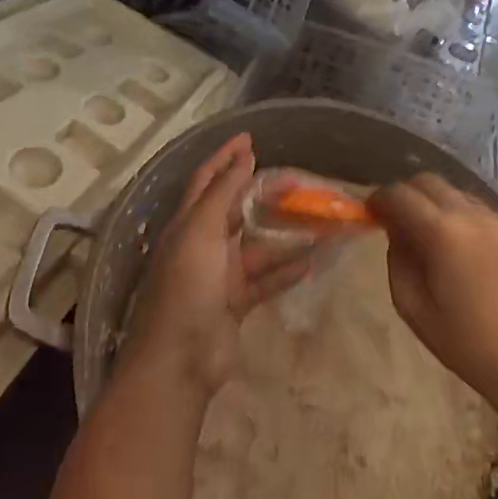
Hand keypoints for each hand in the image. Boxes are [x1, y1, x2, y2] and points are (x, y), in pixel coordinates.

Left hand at [122, 134, 313, 394]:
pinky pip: (265, 280)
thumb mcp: (201, 231)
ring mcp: (220, 275)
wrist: (180, 359)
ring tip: (317, 221)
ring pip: (257, 247)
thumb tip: (244, 158)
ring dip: (284, 235)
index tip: (250, 139)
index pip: (207, 180)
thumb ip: (222, 193)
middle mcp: (203, 244)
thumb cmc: (187, 287)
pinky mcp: (235, 303)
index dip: (225, 157)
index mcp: (188, 223)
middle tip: (297, 179)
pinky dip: (286, 271)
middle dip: (263, 193)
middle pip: (237, 210)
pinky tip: (313, 260)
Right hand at [369, 175, 497, 423]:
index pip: (401, 196)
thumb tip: (397, 231)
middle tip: (399, 217)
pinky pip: (489, 217)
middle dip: (409, 193)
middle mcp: (475, 217)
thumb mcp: (412, 307)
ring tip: (438, 238)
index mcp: (443, 234)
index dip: (381, 198)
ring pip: (462, 196)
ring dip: (441, 207)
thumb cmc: (465, 344)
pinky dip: (470, 225)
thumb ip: (397, 259)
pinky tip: (473, 257)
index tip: (372, 211)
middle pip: (432, 182)